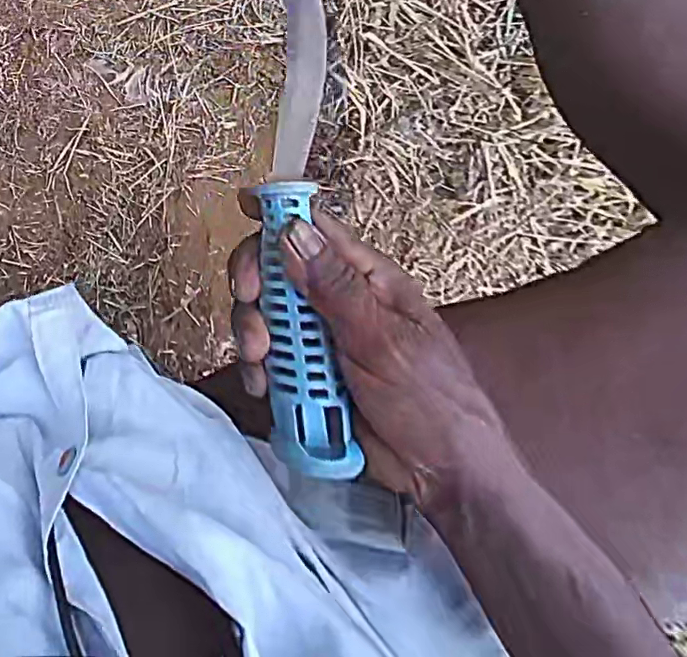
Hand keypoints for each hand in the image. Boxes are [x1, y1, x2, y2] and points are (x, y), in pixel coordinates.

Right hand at [227, 207, 524, 511]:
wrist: (443, 478)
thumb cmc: (434, 403)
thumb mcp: (384, 340)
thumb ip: (335, 285)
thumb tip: (292, 229)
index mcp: (366, 277)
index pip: (314, 228)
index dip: (277, 212)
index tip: (243, 208)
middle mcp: (335, 297)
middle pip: (274, 267)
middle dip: (255, 288)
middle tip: (253, 308)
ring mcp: (317, 333)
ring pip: (262, 312)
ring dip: (253, 335)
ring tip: (264, 364)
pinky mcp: (304, 366)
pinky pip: (264, 353)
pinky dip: (257, 367)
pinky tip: (267, 386)